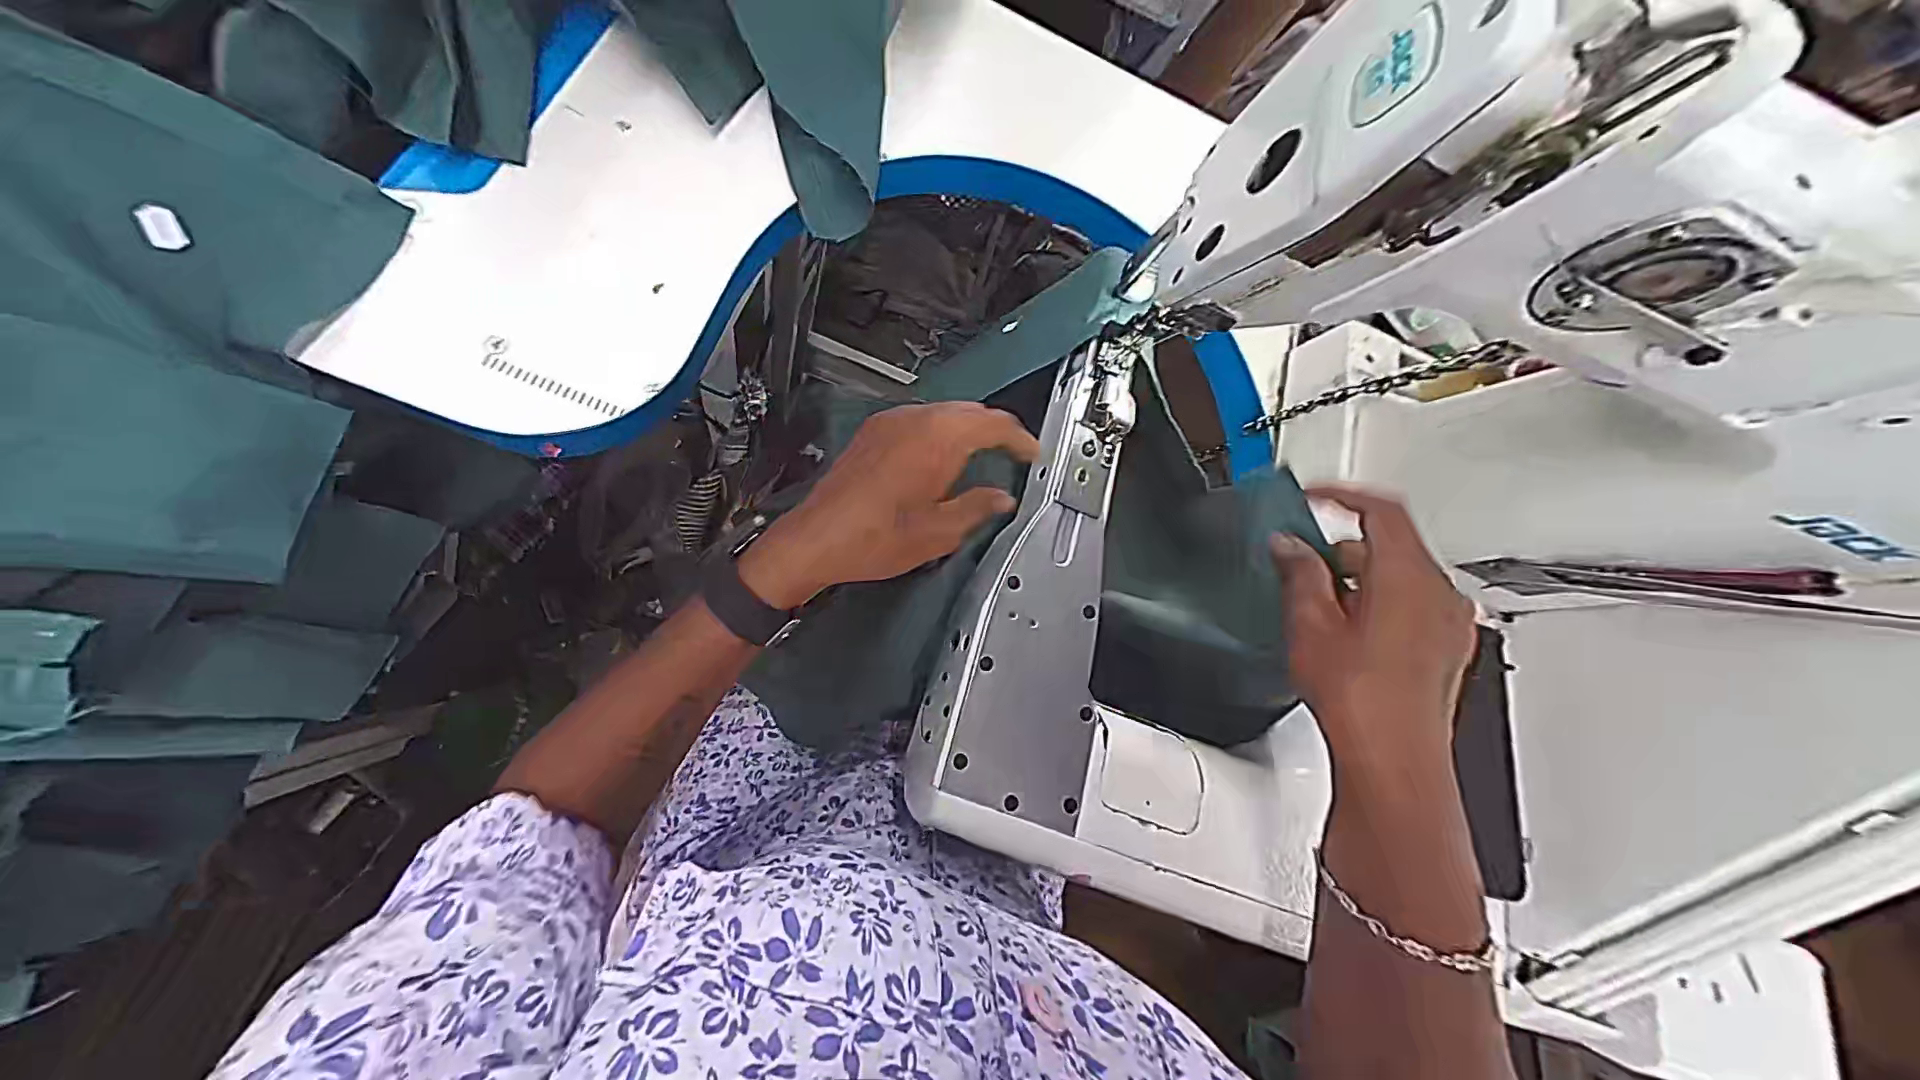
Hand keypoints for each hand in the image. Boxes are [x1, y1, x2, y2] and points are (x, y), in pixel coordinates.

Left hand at [738, 402, 1040, 608]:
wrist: (816, 540)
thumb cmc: (869, 538)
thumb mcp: (940, 533)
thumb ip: (978, 508)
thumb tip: (1000, 500)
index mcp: (938, 440)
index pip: (996, 423)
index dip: (1021, 439)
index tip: (1031, 453)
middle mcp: (914, 422)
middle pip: (970, 411)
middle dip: (996, 431)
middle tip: (1012, 455)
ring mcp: (890, 423)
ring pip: (944, 413)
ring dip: (967, 430)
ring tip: (981, 458)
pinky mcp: (872, 433)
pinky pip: (918, 421)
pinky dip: (939, 433)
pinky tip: (940, 460)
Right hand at [1268, 486, 1476, 776]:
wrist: (1391, 758)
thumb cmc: (1360, 700)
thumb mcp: (1310, 624)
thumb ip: (1299, 573)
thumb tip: (1290, 547)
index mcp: (1409, 578)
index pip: (1381, 510)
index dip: (1343, 495)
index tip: (1313, 496)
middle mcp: (1439, 595)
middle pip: (1389, 544)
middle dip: (1339, 547)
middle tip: (1296, 561)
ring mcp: (1447, 624)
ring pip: (1398, 576)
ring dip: (1355, 577)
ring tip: (1312, 607)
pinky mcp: (1444, 647)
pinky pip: (1410, 604)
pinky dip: (1376, 601)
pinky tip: (1340, 631)